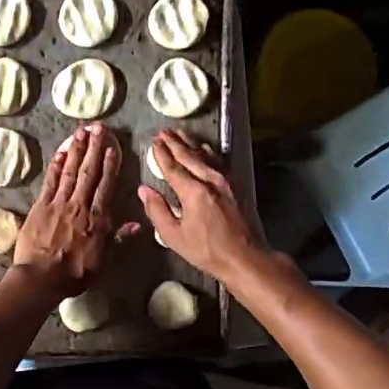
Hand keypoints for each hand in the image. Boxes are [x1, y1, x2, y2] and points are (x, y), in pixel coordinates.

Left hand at [12, 123, 139, 300]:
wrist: (41, 278)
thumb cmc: (74, 273)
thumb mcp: (102, 260)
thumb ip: (118, 239)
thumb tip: (137, 225)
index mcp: (97, 218)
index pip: (106, 185)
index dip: (110, 164)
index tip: (113, 147)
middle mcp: (79, 205)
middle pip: (88, 172)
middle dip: (94, 148)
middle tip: (98, 127)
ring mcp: (58, 204)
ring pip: (70, 171)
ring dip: (76, 150)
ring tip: (81, 132)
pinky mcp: (40, 207)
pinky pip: (50, 181)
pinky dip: (56, 166)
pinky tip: (61, 152)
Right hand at [138, 129, 272, 283]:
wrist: (245, 256)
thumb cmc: (206, 250)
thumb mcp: (173, 236)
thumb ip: (157, 210)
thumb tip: (144, 190)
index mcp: (193, 192)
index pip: (173, 167)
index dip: (162, 154)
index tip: (154, 143)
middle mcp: (211, 180)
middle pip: (189, 155)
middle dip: (174, 142)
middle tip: (163, 131)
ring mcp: (227, 180)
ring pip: (206, 154)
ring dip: (191, 143)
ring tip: (179, 133)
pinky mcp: (237, 184)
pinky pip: (219, 161)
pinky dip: (208, 151)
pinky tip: (204, 148)